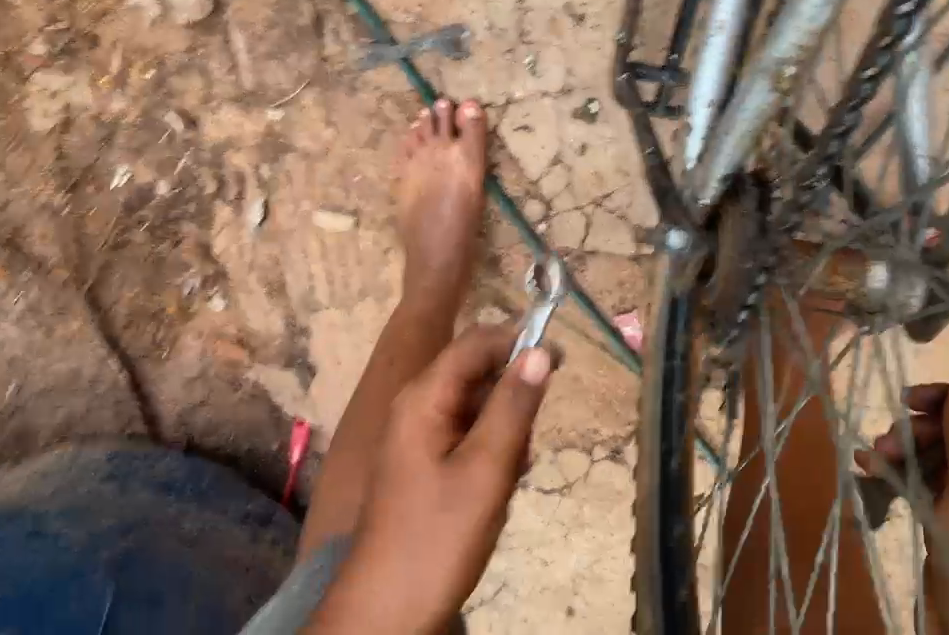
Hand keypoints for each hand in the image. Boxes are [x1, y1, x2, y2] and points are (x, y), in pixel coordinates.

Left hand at [307, 326, 554, 634]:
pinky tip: (499, 487)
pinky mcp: (425, 463)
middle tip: (529, 442)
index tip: (562, 360)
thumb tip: (541, 351)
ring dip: (505, 430)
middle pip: (477, 373)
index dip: (518, 340)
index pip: (476, 341)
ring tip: (513, 473)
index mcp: (424, 396)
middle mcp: (418, 405)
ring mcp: (419, 435)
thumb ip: (513, 407)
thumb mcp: (486, 470)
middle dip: (512, 397)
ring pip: (477, 407)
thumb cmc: (437, 538)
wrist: (387, 612)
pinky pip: (467, 436)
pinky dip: (491, 452)